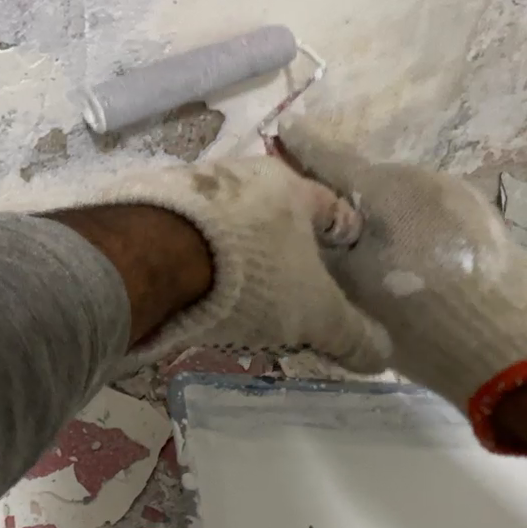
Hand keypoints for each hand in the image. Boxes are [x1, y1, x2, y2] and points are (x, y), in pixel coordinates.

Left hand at [89, 155, 392, 373]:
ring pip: (223, 218)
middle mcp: (236, 172)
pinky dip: (188, 250)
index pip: (330, 207)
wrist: (153, 255)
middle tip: (285, 283)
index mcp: (286, 186)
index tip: (346, 258)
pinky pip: (179, 227)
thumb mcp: (316, 315)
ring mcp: (186, 183)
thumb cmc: (252, 276)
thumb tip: (380, 354)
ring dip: (230, 248)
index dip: (343, 236)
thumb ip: (353, 334)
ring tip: (233, 287)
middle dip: (280, 245)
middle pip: (271, 211)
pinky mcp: (146, 200)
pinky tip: (187, 280)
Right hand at [275, 122, 526, 405]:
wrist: (521, 361)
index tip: (282, 132)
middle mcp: (422, 177)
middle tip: (320, 229)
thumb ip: (317, 233)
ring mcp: (461, 197)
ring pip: (397, 198)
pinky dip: (407, 230)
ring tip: (365, 255)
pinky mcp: (486, 222)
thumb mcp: (343, 280)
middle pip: (363, 179)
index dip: (298, 146)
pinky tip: (406, 265)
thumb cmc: (416, 319)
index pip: (326, 154)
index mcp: (383, 185)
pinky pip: (427, 215)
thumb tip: (302, 207)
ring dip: (376, 216)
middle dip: (339, 196)